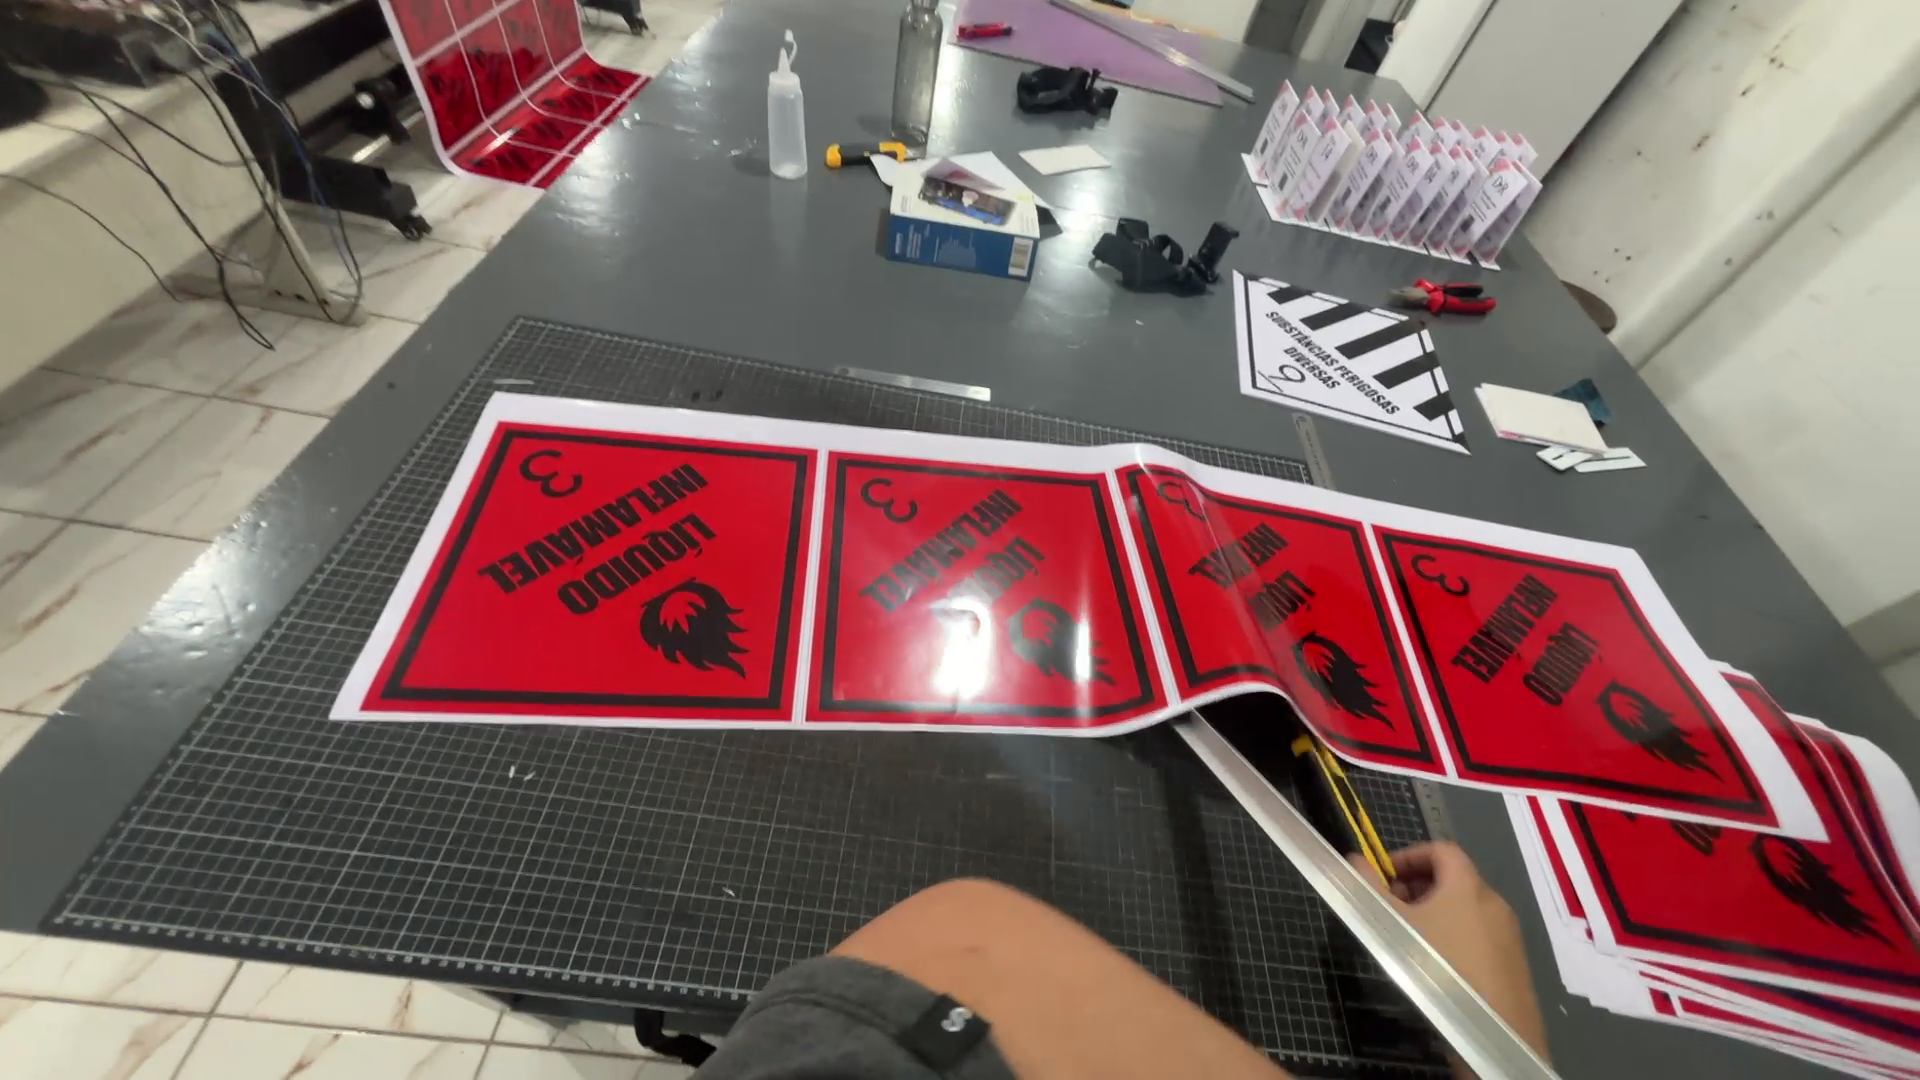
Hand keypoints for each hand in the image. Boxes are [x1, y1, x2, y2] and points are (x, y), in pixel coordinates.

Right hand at [1349, 842, 1548, 1063]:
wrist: (1492, 1037)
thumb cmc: (1436, 968)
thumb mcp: (1390, 922)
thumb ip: (1366, 884)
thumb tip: (1353, 859)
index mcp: (1467, 886)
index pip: (1441, 849)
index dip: (1409, 854)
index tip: (1385, 876)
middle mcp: (1495, 904)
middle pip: (1453, 877)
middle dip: (1417, 885)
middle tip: (1392, 907)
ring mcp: (1510, 937)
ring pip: (1466, 908)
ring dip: (1435, 911)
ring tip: (1410, 938)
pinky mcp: (1517, 966)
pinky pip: (1481, 934)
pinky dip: (1455, 934)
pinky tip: (1437, 965)